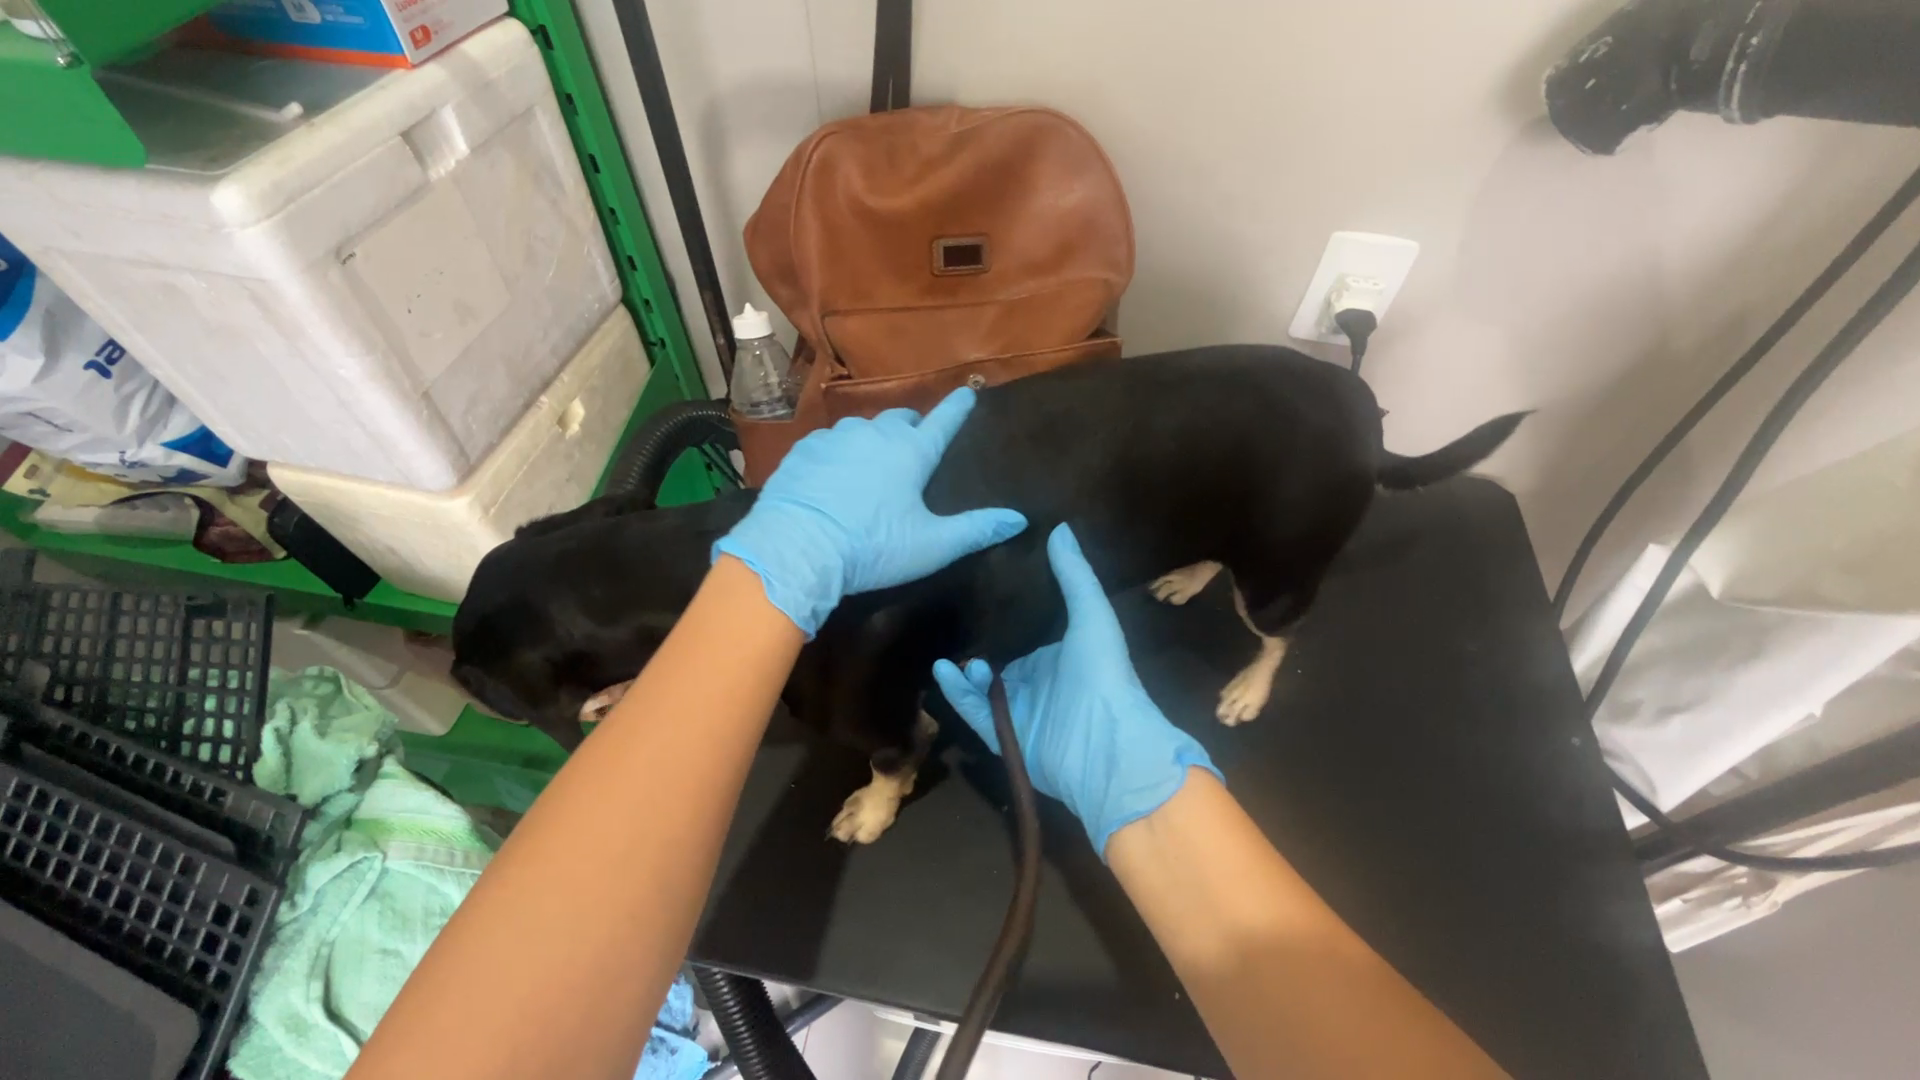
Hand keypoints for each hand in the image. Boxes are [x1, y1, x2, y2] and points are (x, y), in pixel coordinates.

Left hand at [714, 387, 1026, 635]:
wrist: (796, 549)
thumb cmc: (873, 547)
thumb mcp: (931, 546)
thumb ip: (976, 530)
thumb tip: (1019, 519)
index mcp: (910, 453)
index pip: (942, 421)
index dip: (957, 408)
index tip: (968, 391)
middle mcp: (874, 435)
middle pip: (900, 420)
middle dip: (911, 426)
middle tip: (915, 442)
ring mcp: (834, 439)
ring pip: (861, 428)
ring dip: (872, 439)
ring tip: (871, 461)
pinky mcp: (802, 452)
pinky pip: (828, 443)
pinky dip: (838, 452)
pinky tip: (833, 472)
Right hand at [933, 524, 1220, 857]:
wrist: (1106, 744)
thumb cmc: (1103, 672)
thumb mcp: (1091, 615)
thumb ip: (1075, 575)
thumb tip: (1060, 527)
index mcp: (1059, 655)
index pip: (1026, 633)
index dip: (1006, 614)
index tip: (978, 585)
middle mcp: (1037, 681)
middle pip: (999, 659)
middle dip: (977, 642)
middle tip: (949, 616)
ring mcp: (1018, 710)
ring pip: (981, 686)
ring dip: (966, 668)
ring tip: (949, 649)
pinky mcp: (1002, 735)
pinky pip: (972, 711)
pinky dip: (956, 692)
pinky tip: (941, 670)